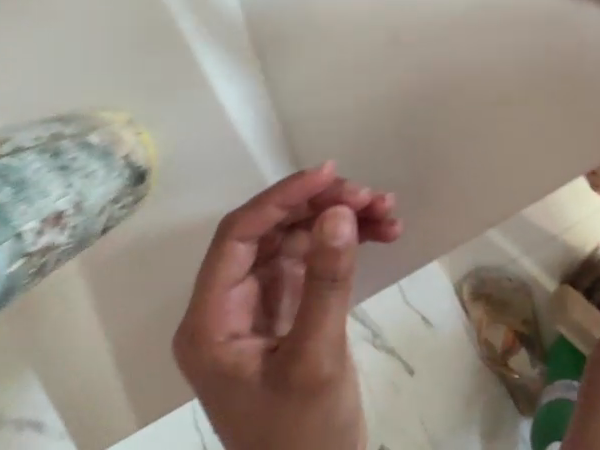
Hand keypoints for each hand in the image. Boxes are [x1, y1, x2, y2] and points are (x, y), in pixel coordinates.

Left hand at [173, 163, 401, 449]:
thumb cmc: (303, 434)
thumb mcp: (317, 358)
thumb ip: (325, 283)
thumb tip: (336, 212)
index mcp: (211, 322)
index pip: (238, 237)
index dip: (282, 198)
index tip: (333, 176)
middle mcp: (227, 309)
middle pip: (270, 234)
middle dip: (321, 208)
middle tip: (373, 198)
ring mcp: (258, 311)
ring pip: (296, 242)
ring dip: (340, 222)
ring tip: (388, 213)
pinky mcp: (288, 316)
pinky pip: (313, 264)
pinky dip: (346, 246)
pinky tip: (382, 235)